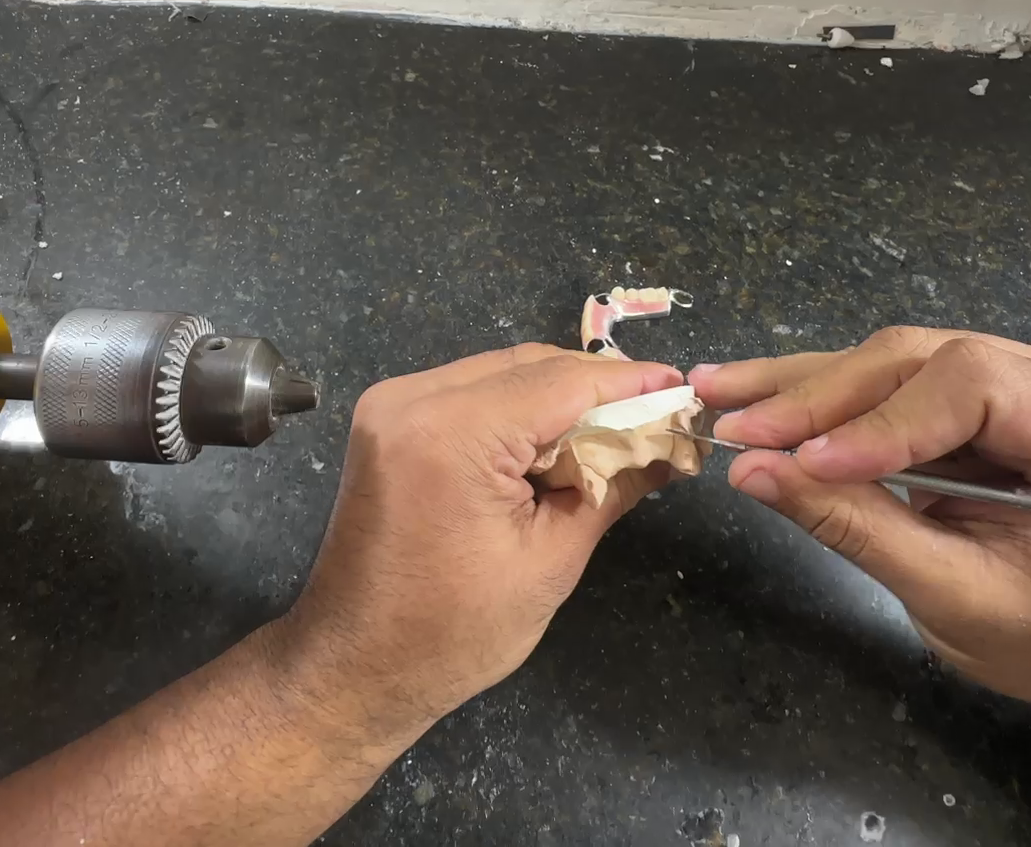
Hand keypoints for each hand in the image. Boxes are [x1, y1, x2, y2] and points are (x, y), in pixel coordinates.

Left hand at [273, 345, 683, 734]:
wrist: (352, 664)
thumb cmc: (453, 633)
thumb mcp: (550, 561)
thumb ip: (611, 487)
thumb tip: (669, 448)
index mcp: (450, 433)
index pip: (560, 382)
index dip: (627, 381)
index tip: (679, 387)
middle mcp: (412, 397)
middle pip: (528, 365)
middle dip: (594, 387)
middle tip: (653, 410)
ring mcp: (391, 402)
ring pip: (499, 370)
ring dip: (556, 395)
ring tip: (611, 426)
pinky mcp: (387, 416)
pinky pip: (469, 389)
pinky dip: (515, 406)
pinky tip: (550, 435)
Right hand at [690, 327, 1030, 715]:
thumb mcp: (958, 597)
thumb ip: (856, 527)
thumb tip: (750, 470)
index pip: (977, 385)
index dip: (882, 419)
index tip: (807, 464)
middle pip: (918, 358)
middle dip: (819, 397)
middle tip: (732, 426)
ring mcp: (1015, 378)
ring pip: (886, 359)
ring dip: (797, 384)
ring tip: (716, 390)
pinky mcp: (966, 393)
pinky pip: (881, 382)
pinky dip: (812, 394)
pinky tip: (751, 392)